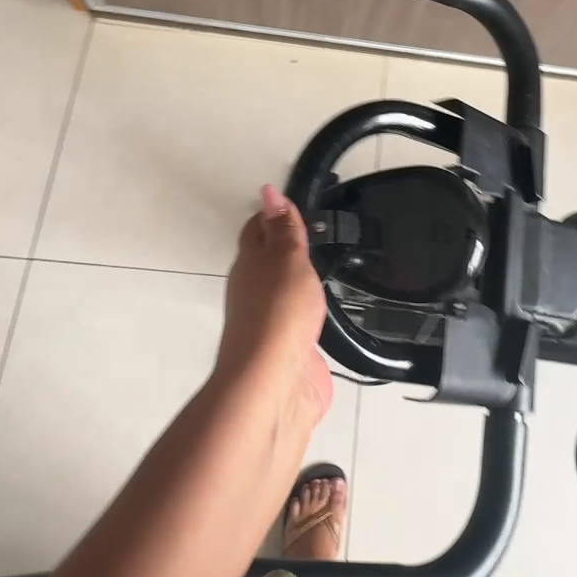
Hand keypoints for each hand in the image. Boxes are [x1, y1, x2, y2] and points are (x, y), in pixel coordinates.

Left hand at [216, 184, 332, 428]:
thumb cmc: (278, 313)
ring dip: (298, 280)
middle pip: (268, 260)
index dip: (273, 213)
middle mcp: (254, 291)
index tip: (293, 202)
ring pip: (284, 292)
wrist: (273, 385)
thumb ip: (284, 229)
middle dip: (285, 246)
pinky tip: (326, 311)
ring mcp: (270, 322)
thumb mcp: (286, 260)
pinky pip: (299, 321)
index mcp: (250, 264)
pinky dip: (309, 311)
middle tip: (312, 231)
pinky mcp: (289, 349)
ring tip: (324, 266)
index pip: (258, 229)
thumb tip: (269, 191)